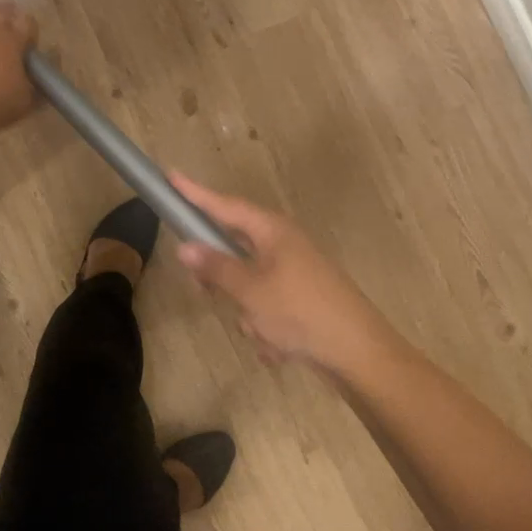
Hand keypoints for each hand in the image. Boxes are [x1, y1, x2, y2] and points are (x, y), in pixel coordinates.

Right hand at [173, 173, 399, 374]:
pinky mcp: (302, 299)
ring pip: (248, 284)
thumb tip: (184, 246)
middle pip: (233, 248)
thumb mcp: (251, 291)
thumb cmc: (302, 313)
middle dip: (221, 277)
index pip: (224, 205)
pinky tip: (279, 348)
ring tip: (263, 333)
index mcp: (272, 230)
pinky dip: (267, 327)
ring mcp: (295, 271)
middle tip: (203, 290)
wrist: (361, 354)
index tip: (170, 176)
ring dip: (248, 311)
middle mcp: (283, 243)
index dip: (195, 193)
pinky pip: (268, 307)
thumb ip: (215, 268)